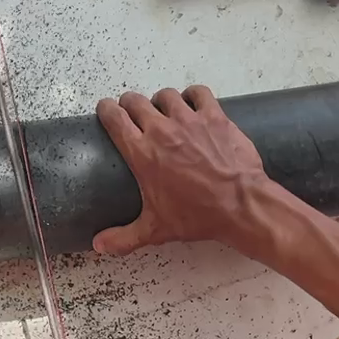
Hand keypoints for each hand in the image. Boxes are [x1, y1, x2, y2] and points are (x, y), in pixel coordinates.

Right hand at [93, 85, 276, 254]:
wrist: (239, 204)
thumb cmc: (197, 215)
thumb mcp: (155, 229)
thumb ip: (123, 237)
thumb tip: (99, 246)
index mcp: (142, 152)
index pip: (114, 117)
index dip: (107, 109)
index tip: (107, 111)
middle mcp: (162, 130)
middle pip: (135, 101)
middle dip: (130, 105)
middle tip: (133, 114)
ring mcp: (189, 120)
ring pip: (166, 95)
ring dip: (160, 101)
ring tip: (164, 111)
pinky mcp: (214, 116)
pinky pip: (199, 93)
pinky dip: (193, 95)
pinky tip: (192, 103)